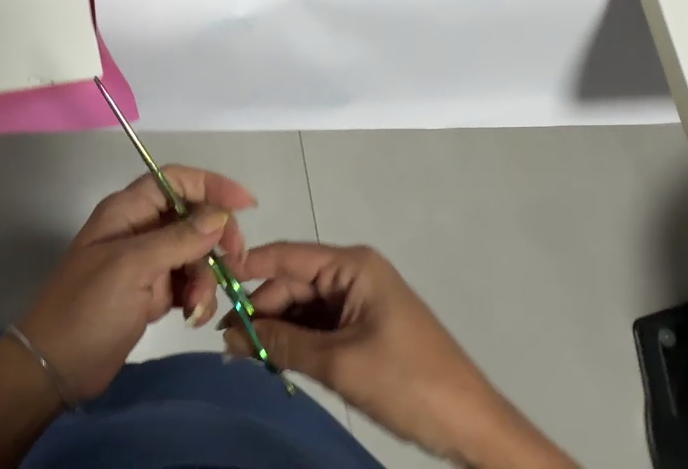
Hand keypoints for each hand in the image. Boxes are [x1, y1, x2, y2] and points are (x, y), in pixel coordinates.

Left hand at [15, 166, 255, 400]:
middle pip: (191, 217)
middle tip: (233, 266)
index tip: (248, 205)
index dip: (211, 185)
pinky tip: (191, 316)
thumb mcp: (133, 267)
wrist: (57, 364)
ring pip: (194, 253)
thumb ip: (178, 239)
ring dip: (205, 277)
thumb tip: (220, 215)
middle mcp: (137, 229)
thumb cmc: (88, 306)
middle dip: (215, 240)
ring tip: (196, 306)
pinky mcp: (151, 293)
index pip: (175, 181)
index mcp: (126, 210)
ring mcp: (144, 262)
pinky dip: (196, 297)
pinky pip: (187, 283)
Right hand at [223, 243, 575, 468]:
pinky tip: (272, 360)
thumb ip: (281, 343)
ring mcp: (361, 302)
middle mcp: (354, 275)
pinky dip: (296, 342)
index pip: (285, 256)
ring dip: (276, 330)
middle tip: (225, 343)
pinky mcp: (366, 329)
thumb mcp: (338, 363)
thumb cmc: (409, 383)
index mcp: (353, 266)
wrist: (477, 430)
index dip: (246, 269)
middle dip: (260, 310)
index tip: (209, 288)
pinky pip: (319, 327)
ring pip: (302, 308)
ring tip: (242, 355)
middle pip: (291, 284)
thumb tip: (229, 334)